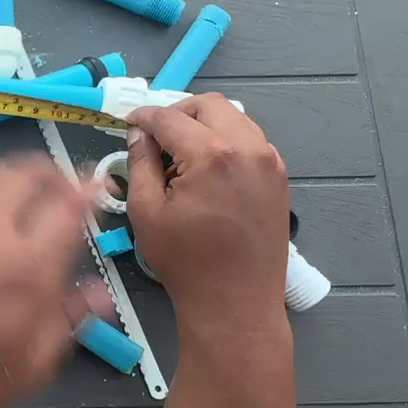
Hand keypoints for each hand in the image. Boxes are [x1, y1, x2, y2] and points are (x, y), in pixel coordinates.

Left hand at [0, 155, 104, 407]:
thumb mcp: (31, 366)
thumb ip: (67, 320)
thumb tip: (100, 292)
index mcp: (29, 267)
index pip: (68, 206)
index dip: (86, 188)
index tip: (92, 184)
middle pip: (26, 174)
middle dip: (48, 172)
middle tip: (54, 182)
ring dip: (3, 174)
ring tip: (9, 187)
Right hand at [125, 95, 290, 335]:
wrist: (235, 301)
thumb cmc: (185, 261)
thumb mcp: (146, 212)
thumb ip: (141, 164)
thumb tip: (139, 136)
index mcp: (211, 155)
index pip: (170, 118)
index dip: (143, 116)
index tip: (127, 122)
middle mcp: (247, 147)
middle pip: (209, 105)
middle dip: (178, 112)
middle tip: (155, 136)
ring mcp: (269, 161)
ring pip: (235, 118)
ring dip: (204, 124)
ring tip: (180, 153)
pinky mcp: (279, 177)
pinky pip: (250, 140)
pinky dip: (225, 140)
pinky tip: (207, 169)